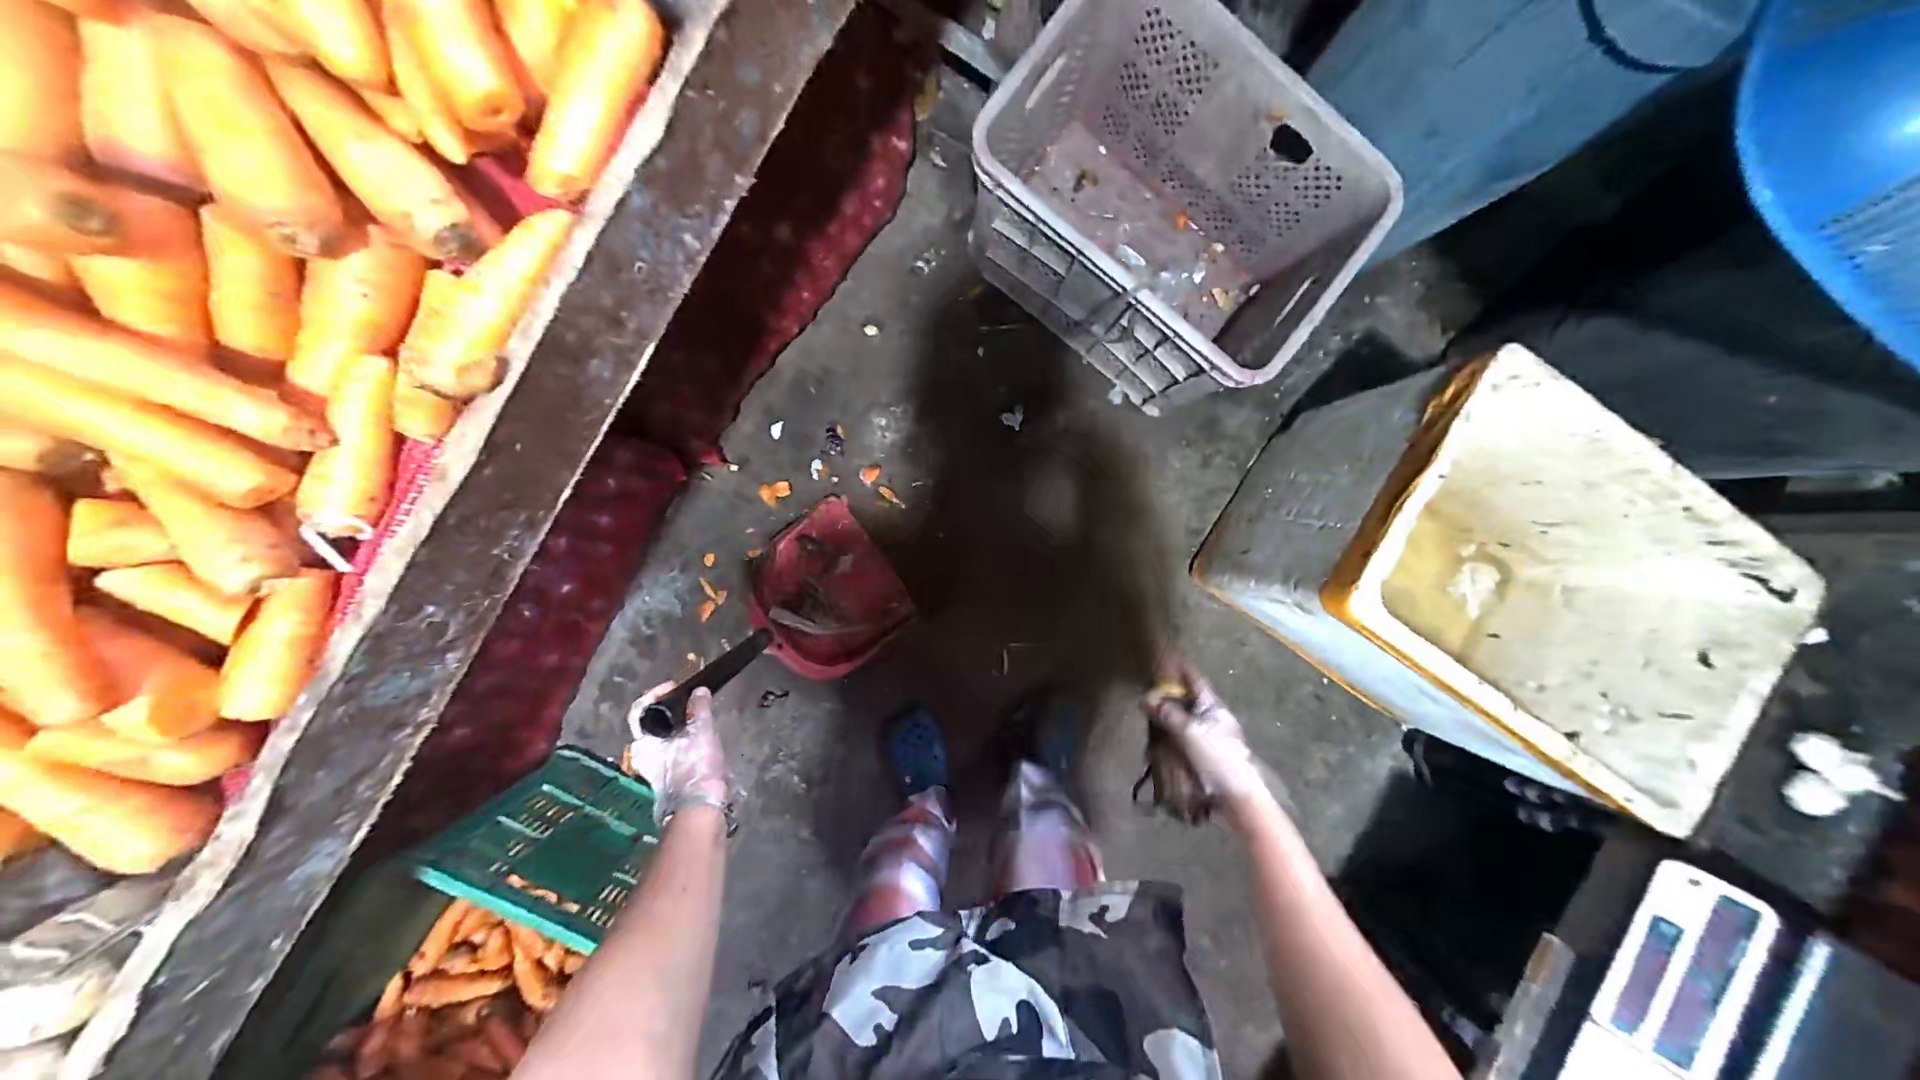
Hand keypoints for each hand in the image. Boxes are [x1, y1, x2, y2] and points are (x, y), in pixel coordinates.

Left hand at [626, 682, 730, 825]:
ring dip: (680, 724)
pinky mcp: (667, 775)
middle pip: (652, 723)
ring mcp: (654, 767)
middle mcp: (642, 755)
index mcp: (643, 743)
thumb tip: (699, 690)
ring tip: (700, 717)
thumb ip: (699, 708)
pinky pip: (671, 748)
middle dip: (672, 709)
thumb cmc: (696, 767)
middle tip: (691, 701)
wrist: (700, 808)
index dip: (656, 693)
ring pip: (663, 736)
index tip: (677, 687)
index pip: (640, 709)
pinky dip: (683, 739)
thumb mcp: (702, 732)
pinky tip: (701, 738)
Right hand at [1141, 657, 1269, 816]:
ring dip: (1171, 715)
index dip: (1181, 667)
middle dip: (1171, 693)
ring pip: (1188, 718)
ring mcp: (1213, 736)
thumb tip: (1147, 698)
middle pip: (1190, 698)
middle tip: (1151, 691)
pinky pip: (1187, 736)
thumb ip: (1168, 714)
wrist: (1239, 795)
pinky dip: (1174, 734)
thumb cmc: (1218, 758)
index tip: (1167, 655)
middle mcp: (1215, 717)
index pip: (1195, 679)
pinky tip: (1164, 740)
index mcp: (1213, 707)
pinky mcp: (1210, 754)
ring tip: (1153, 715)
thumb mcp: (1190, 733)